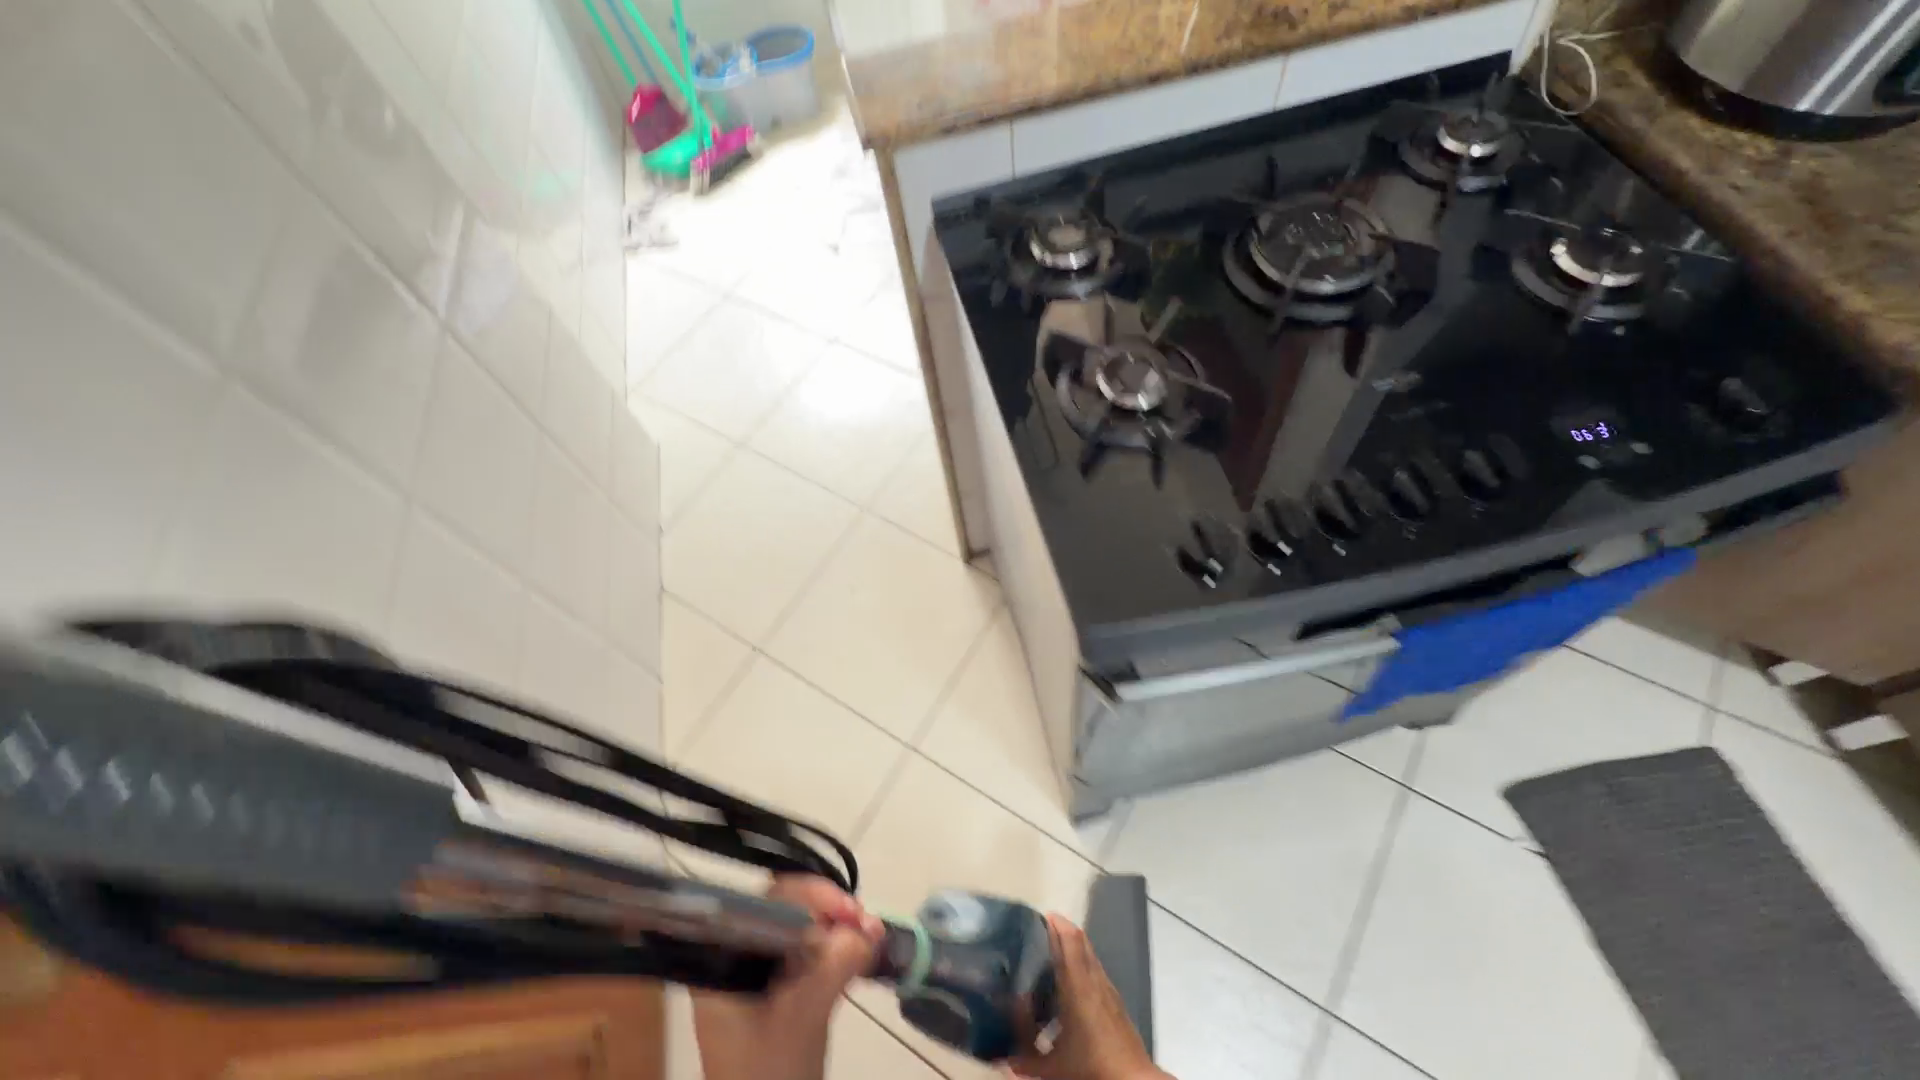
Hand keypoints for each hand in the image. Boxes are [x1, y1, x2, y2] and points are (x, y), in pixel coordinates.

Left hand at [692, 875, 885, 1079]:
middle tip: (866, 923)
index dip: (810, 897)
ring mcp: (756, 981)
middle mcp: (734, 962)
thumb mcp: (803, 1019)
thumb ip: (833, 967)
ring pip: (800, 935)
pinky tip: (861, 956)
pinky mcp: (777, 998)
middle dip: (829, 913)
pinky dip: (834, 955)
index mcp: (722, 962)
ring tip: (870, 938)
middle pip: (785, 914)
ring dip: (837, 933)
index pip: (765, 904)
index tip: (848, 910)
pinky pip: (806, 960)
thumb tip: (870, 929)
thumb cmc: (769, 1077)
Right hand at [1009, 914, 1172, 1079]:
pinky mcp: (1115, 1002)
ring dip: (1073, 947)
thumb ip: (1025, 1061)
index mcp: (1078, 987)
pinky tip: (1069, 983)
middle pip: (1081, 943)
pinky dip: (1082, 965)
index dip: (1057, 925)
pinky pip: (1096, 971)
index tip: (1039, 916)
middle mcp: (1095, 981)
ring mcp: (1108, 990)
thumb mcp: (1054, 1067)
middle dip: (1062, 931)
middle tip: (1038, 931)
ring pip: (1090, 956)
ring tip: (1050, 952)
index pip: (1070, 942)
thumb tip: (999, 1059)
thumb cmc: (1092, 1066)